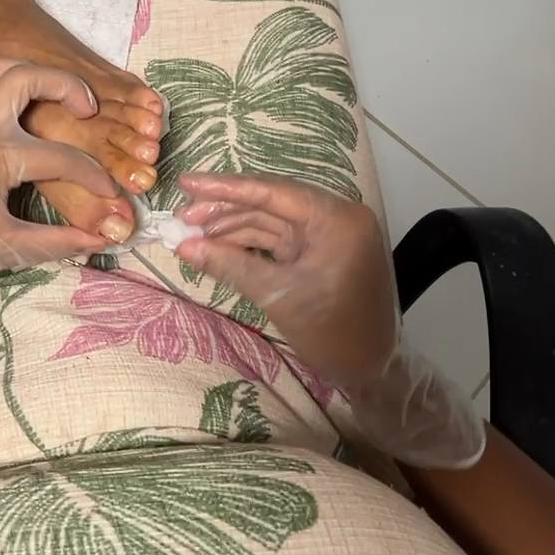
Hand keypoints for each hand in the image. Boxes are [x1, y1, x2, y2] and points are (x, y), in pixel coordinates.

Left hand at [0, 60, 117, 372]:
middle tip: (89, 109)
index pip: (58, 157)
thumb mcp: (11, 250)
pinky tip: (15, 105)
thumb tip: (107, 236)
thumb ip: (62, 240)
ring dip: (23, 71)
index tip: (113, 193)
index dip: (93, 177)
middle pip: (23, 78)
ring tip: (52, 92)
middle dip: (65, 85)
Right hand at [173, 173, 484, 468]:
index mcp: (337, 219)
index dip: (225, 187)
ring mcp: (327, 234)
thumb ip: (231, 265)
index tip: (186, 183)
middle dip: (224, 209)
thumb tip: (183, 246)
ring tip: (192, 236)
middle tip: (182, 217)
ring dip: (231, 226)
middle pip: (269, 201)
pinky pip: (277, 236)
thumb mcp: (278, 296)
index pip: (273, 191)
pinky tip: (217, 246)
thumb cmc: (335, 333)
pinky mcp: (318, 251)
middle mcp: (336, 217)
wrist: (373, 371)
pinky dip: (247, 242)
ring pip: (270, 219)